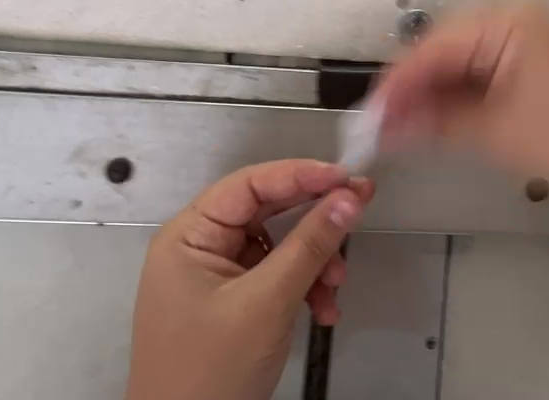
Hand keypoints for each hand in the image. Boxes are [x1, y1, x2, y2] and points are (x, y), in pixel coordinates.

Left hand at [127, 160, 374, 399]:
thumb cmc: (209, 373)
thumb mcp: (267, 303)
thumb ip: (311, 244)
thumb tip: (349, 196)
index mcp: (190, 235)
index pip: (251, 184)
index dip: (300, 174)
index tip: (345, 176)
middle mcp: (200, 246)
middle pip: (267, 211)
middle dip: (314, 220)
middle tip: (358, 207)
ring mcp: (216, 275)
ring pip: (279, 245)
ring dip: (314, 262)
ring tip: (336, 286)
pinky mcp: (233, 302)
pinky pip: (277, 275)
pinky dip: (304, 288)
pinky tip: (324, 310)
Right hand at [372, 0, 548, 188]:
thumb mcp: (493, 131)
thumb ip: (433, 122)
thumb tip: (385, 125)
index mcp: (506, 19)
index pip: (434, 46)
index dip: (396, 83)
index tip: (366, 118)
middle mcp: (517, 14)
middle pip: (447, 47)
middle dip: (414, 87)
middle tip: (383, 127)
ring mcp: (532, 32)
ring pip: (466, 57)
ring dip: (437, 91)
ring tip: (408, 128)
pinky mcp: (541, 55)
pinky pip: (488, 66)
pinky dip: (465, 92)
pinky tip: (446, 118)